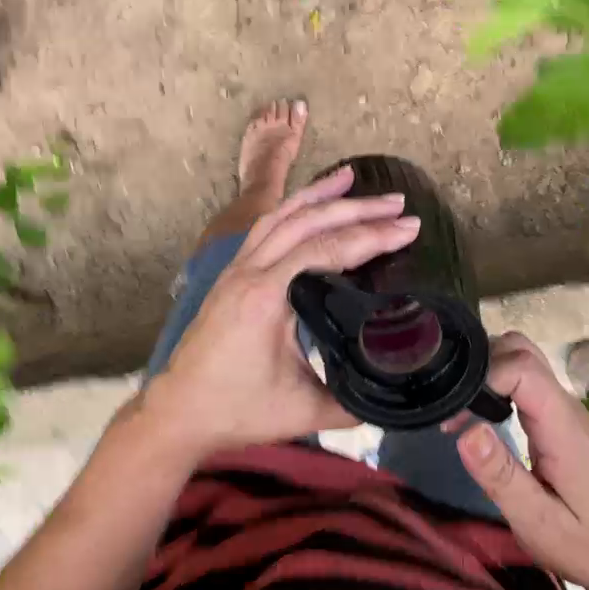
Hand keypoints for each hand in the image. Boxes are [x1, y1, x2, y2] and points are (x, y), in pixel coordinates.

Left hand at [142, 166, 421, 458]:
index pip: (326, 250)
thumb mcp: (302, 411)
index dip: (372, 236)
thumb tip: (398, 393)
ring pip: (280, 215)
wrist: (178, 412)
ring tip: (352, 177)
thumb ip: (353, 402)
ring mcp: (236, 269)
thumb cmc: (236, 411)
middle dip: (356, 208)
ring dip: (320, 196)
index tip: (410, 228)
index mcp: (267, 298)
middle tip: (398, 202)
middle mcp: (249, 272)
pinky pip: (264, 227)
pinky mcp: (231, 275)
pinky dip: (292, 208)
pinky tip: (309, 205)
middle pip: (306, 222)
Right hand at [453, 333, 588, 589]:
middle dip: (480, 364)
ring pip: (521, 360)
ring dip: (485, 372)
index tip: (454, 407)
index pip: (522, 367)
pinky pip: (523, 382)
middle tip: (449, 402)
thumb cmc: (582, 546)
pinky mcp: (556, 419)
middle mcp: (565, 406)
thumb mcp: (536, 522)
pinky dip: (493, 385)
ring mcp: (563, 409)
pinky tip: (473, 418)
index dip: (483, 375)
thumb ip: (501, 476)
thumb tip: (466, 430)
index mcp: (563, 425)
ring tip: (456, 410)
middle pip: (521, 351)